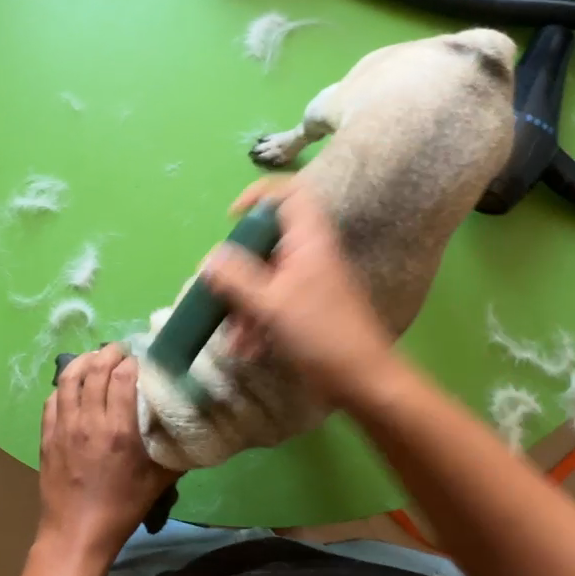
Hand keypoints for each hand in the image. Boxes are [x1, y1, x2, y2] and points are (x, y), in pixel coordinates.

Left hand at [38, 345, 177, 561]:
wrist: (76, 534)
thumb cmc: (121, 509)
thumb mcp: (158, 481)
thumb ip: (175, 453)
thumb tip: (195, 432)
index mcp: (119, 431)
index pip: (123, 378)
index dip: (131, 362)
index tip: (139, 360)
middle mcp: (89, 421)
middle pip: (95, 370)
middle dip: (108, 354)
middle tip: (119, 351)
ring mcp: (64, 427)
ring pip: (68, 378)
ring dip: (83, 361)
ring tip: (95, 358)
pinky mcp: (46, 435)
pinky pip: (52, 399)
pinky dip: (64, 386)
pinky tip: (73, 386)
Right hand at [200, 178, 397, 403]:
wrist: (365, 383)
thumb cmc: (322, 335)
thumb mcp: (270, 304)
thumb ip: (236, 278)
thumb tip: (209, 258)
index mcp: (309, 240)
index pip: (290, 192)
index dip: (259, 195)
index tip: (232, 218)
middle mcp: (310, 254)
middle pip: (266, 241)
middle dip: (237, 269)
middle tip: (219, 289)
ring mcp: (310, 282)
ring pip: (265, 277)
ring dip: (243, 304)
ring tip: (233, 336)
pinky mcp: (308, 310)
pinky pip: (273, 303)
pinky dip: (256, 321)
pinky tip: (246, 349)